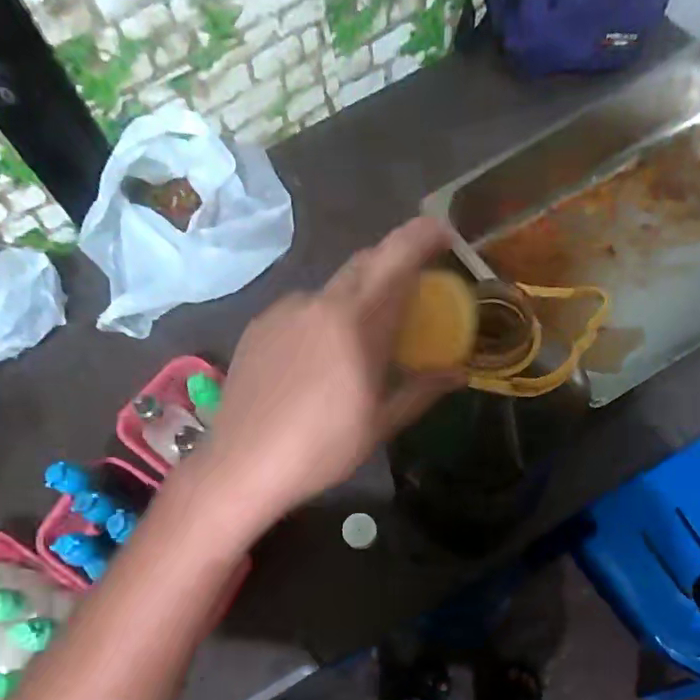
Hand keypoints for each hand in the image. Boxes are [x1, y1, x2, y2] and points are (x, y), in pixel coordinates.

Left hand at [190, 216, 462, 524]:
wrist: (241, 464)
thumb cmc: (319, 450)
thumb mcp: (378, 425)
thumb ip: (421, 390)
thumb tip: (458, 373)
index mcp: (355, 321)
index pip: (397, 254)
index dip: (425, 234)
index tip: (445, 236)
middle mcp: (318, 303)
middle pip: (364, 264)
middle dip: (392, 268)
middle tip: (408, 298)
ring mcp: (282, 312)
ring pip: (329, 290)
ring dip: (352, 302)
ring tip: (353, 345)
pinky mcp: (257, 327)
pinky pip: (299, 311)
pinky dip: (318, 321)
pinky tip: (312, 361)